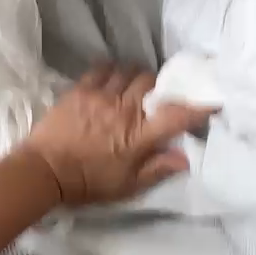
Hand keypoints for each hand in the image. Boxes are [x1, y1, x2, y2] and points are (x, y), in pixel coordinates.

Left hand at [20, 65, 215, 206]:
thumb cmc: (87, 183)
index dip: (197, 107)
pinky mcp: (80, 89)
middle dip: (157, 85)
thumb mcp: (127, 186)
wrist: (44, 171)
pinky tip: (110, 79)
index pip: (175, 115)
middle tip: (154, 95)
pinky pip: (101, 68)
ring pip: (127, 71)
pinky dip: (110, 71)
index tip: (211, 101)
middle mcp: (123, 110)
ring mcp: (101, 96)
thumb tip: (184, 157)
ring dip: (134, 76)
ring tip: (131, 85)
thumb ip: (157, 169)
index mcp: (138, 136)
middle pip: (151, 82)